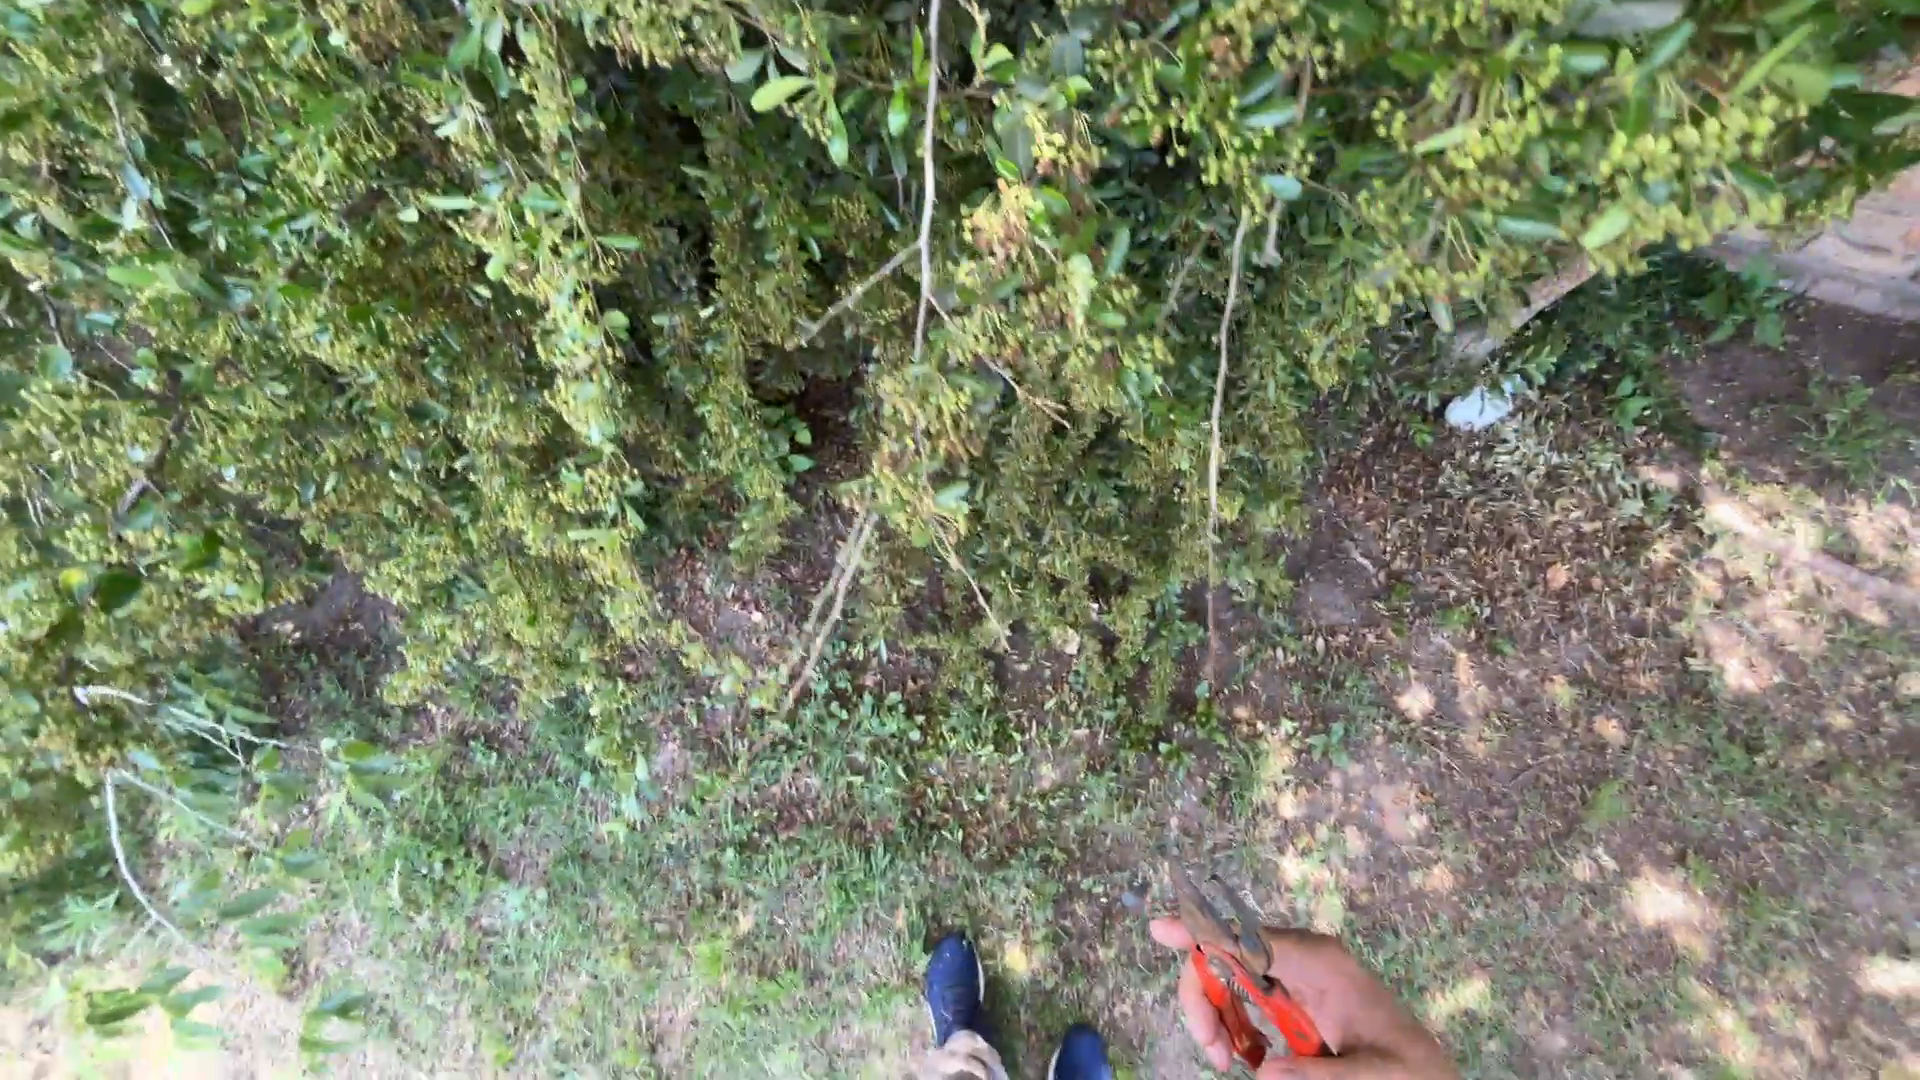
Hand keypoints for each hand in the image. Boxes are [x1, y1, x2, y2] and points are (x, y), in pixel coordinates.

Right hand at [1149, 917, 1457, 1078]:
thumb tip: (1262, 1073)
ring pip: (1226, 975)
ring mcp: (1293, 972)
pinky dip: (1232, 1024)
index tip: (1159, 928)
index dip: (1200, 930)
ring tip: (1227, 1061)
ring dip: (1214, 1015)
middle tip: (1215, 1055)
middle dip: (1204, 997)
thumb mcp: (1379, 1077)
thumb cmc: (1415, 1072)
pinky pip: (1242, 995)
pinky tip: (1245, 1055)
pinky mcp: (1291, 993)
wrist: (1432, 1077)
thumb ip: (1321, 1076)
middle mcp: (1298, 956)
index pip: (1246, 935)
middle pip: (1224, 955)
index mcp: (1318, 960)